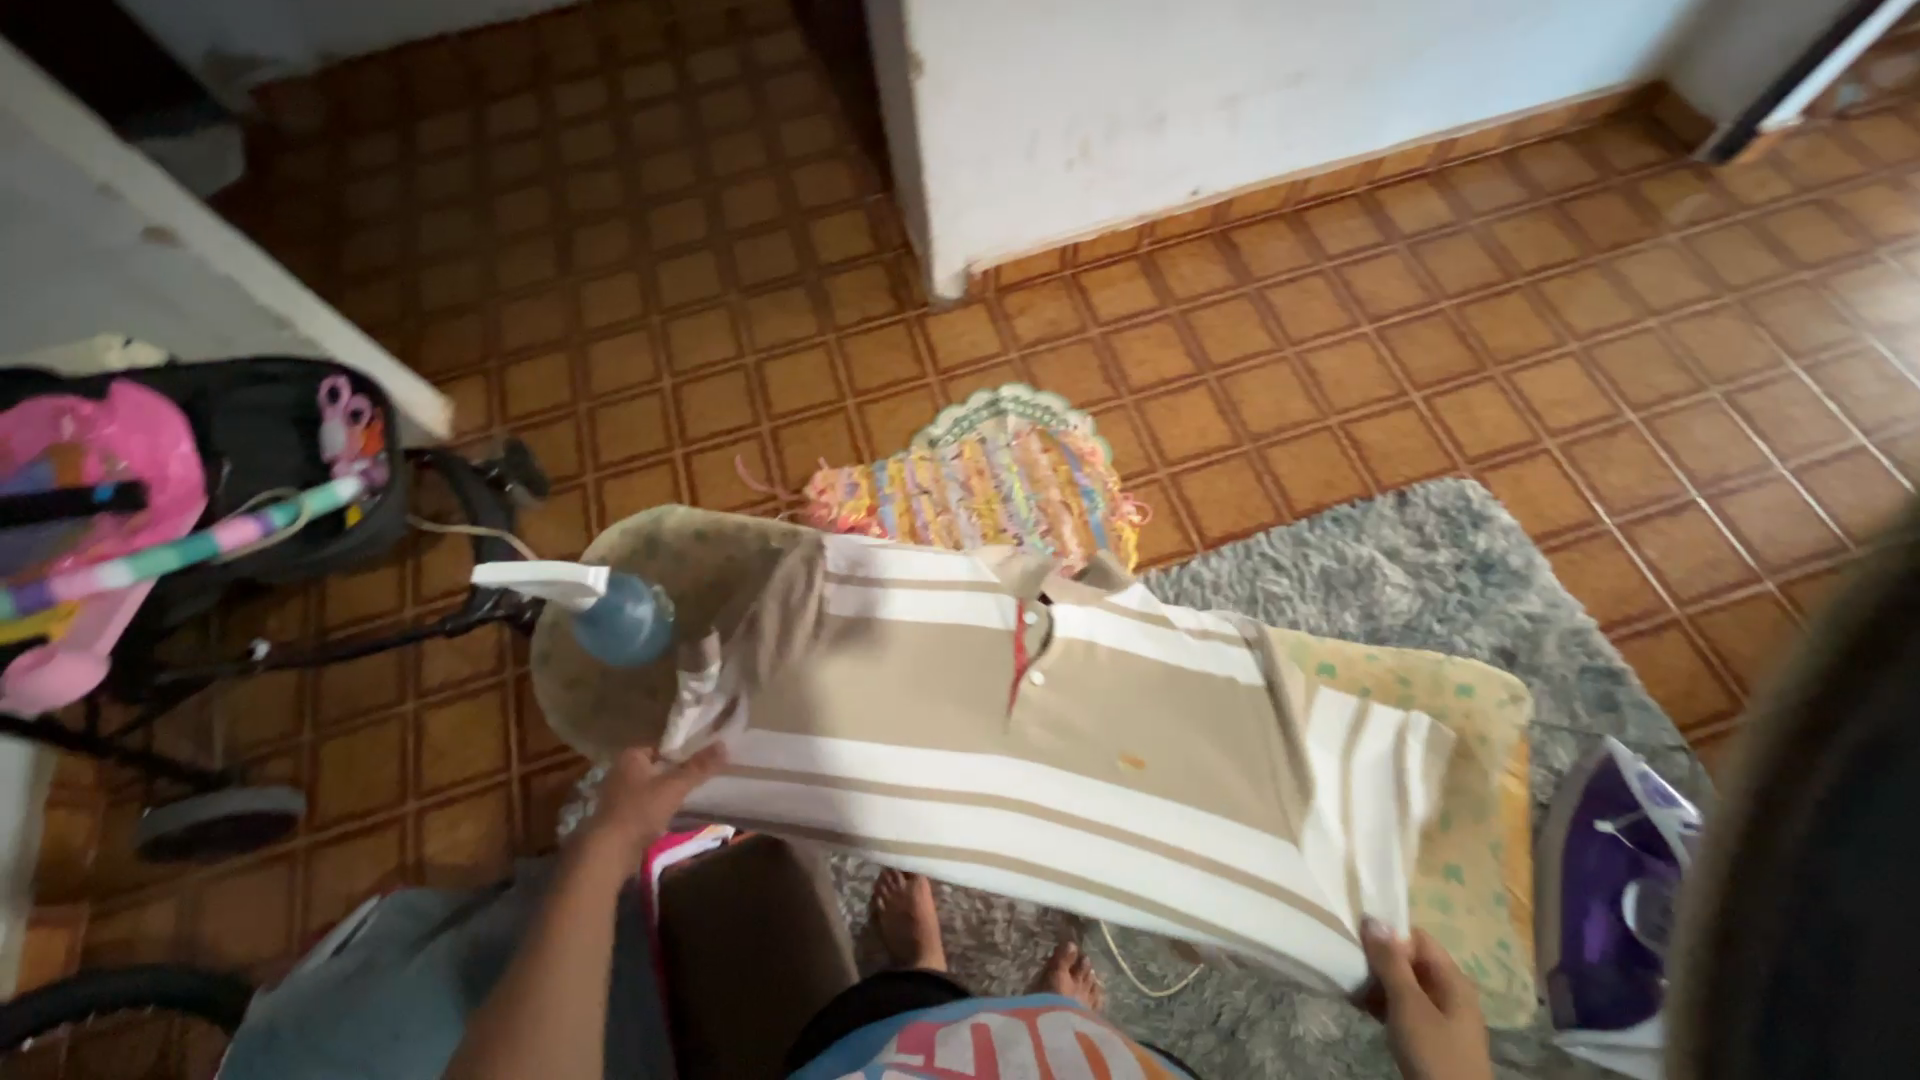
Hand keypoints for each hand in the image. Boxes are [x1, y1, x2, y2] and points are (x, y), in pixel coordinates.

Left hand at [574, 743, 726, 876]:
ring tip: (688, 797)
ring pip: (649, 788)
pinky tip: (670, 816)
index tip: (700, 761)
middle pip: (656, 768)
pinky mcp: (616, 817)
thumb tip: (724, 744)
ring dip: (665, 793)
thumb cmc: (641, 810)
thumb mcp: (675, 786)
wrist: (609, 850)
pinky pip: (642, 806)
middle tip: (698, 779)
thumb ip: (699, 766)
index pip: (661, 747)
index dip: (681, 753)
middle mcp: (619, 772)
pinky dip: (655, 809)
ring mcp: (616, 796)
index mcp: (630, 757)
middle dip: (674, 774)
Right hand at [1358, 918, 1493, 1079]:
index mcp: (1452, 979)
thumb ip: (1390, 962)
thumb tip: (1373, 919)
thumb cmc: (1434, 1053)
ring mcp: (1440, 1015)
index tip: (1358, 941)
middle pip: (1409, 961)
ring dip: (1377, 983)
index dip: (1389, 935)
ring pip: (1403, 984)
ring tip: (1351, 987)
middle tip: (1349, 965)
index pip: (1417, 938)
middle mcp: (1449, 992)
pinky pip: (1403, 1006)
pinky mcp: (1429, 1035)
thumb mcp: (1408, 1005)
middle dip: (1378, 960)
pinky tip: (1361, 1007)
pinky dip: (1383, 1003)